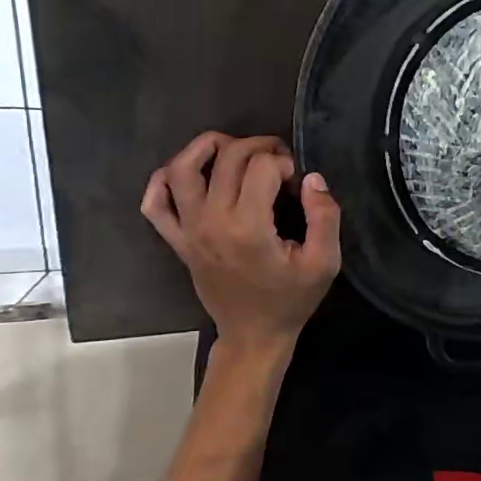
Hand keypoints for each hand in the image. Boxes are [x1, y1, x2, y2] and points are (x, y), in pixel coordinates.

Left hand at [140, 132, 340, 358]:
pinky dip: (163, 180)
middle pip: (226, 158)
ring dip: (206, 147)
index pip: (261, 167)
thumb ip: (325, 217)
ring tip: (232, 148)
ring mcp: (188, 230)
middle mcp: (212, 221)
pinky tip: (188, 174)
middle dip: (257, 146)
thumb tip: (313, 179)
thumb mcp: (324, 262)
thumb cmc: (292, 299)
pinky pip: (155, 203)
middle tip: (279, 159)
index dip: (285, 162)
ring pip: (182, 169)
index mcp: (249, 227)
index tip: (298, 180)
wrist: (253, 334)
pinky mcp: (177, 240)